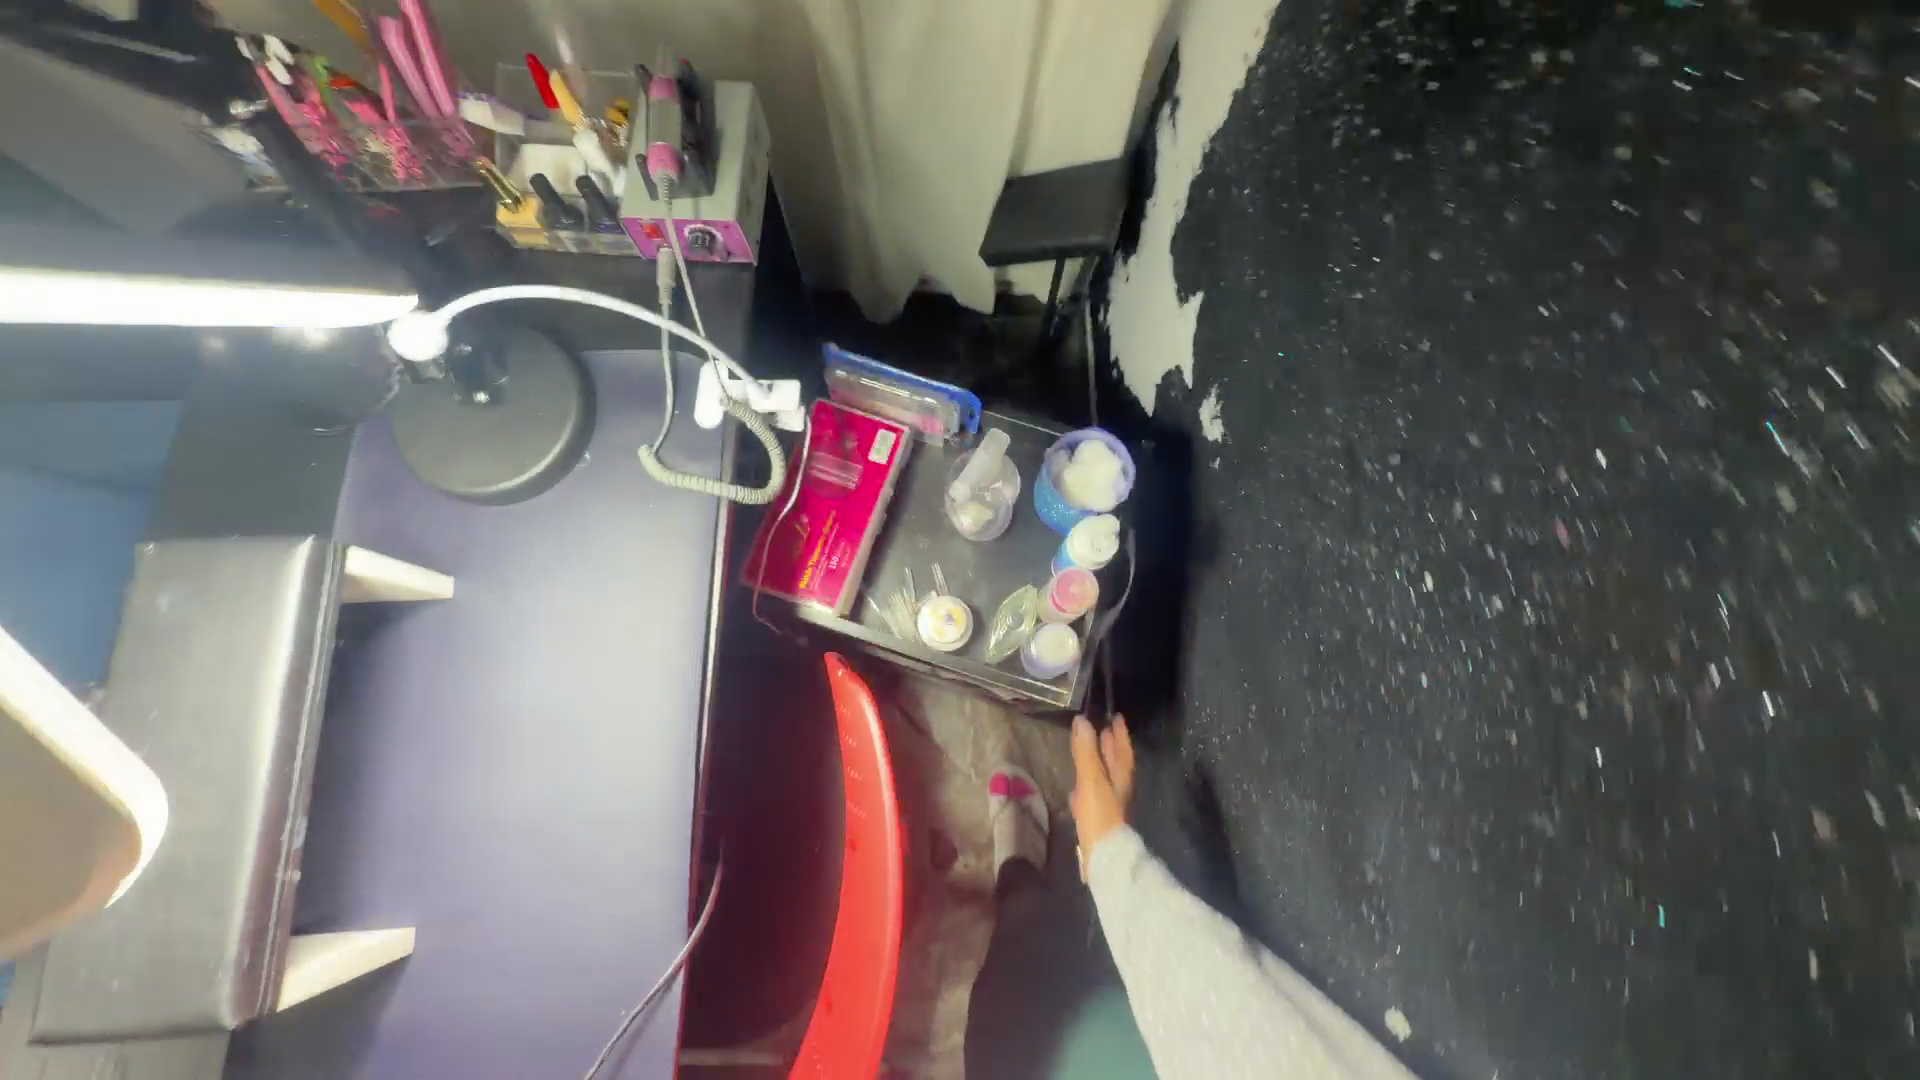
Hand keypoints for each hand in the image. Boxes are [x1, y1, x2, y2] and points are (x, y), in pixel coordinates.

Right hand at [1071, 714, 1134, 877]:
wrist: (1103, 856)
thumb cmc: (1100, 815)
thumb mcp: (1091, 780)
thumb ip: (1086, 751)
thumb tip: (1082, 721)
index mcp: (1122, 777)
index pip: (1123, 750)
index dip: (1120, 734)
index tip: (1116, 717)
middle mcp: (1119, 789)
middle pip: (1116, 763)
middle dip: (1110, 746)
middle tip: (1104, 728)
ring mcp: (1110, 805)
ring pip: (1105, 777)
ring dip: (1099, 763)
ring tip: (1089, 751)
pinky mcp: (1099, 818)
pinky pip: (1094, 794)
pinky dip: (1088, 784)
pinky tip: (1077, 788)